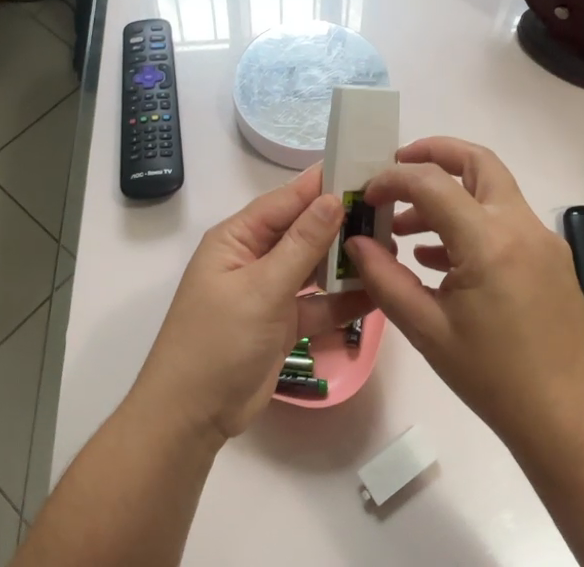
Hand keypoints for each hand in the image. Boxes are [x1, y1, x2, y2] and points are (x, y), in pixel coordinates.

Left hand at [127, 165, 372, 443]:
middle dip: (342, 222)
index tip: (364, 167)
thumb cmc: (218, 341)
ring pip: (314, 266)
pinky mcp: (283, 323)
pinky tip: (378, 292)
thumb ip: (301, 245)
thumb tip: (332, 198)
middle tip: (391, 211)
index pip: (285, 200)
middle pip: (303, 231)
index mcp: (237, 238)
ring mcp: (269, 291)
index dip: (322, 185)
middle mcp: (254, 257)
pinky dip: (343, 299)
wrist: (192, 415)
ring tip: (391, 246)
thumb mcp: (262, 288)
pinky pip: (318, 303)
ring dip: (346, 260)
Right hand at [345, 138, 583, 448]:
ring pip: (492, 191)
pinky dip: (470, 221)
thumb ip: (385, 279)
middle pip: (478, 162)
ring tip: (404, 227)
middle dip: (433, 154)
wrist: (573, 422)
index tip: (365, 195)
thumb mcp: (427, 331)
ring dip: (450, 193)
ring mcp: (543, 242)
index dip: (392, 179)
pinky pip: (505, 222)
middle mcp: (521, 227)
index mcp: (489, 241)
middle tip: (394, 165)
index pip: (432, 182)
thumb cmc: (495, 380)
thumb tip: (355, 243)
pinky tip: (437, 258)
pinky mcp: (552, 261)